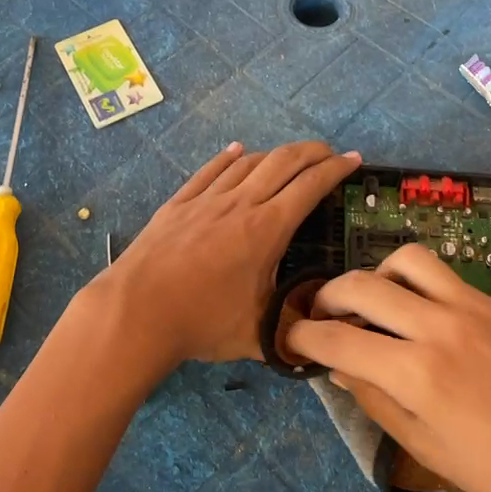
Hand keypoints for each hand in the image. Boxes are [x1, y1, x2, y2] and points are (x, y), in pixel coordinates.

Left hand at [87, 140, 361, 365]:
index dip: (335, 170)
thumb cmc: (201, 322)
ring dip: (274, 154)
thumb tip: (321, 339)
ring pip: (247, 162)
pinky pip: (210, 170)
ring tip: (289, 158)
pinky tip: (237, 152)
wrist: (136, 310)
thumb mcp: (257, 334)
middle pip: (282, 162)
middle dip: (312, 152)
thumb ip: (293, 332)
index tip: (354, 160)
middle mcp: (239, 203)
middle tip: (329, 153)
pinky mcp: (178, 203)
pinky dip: (230, 157)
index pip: (310, 187)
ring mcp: (205, 199)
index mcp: (266, 229)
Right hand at [284, 244, 490, 491]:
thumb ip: (376, 402)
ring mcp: (472, 308)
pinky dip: (415, 281)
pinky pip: (444, 274)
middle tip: (319, 316)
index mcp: (417, 375)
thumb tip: (339, 366)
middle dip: (326, 296)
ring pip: (404, 260)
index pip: (337, 338)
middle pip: (361, 286)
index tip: (289, 338)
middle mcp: (439, 327)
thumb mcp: (429, 451)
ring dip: (375, 274)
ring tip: (371, 301)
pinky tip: (418, 311)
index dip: (302, 335)